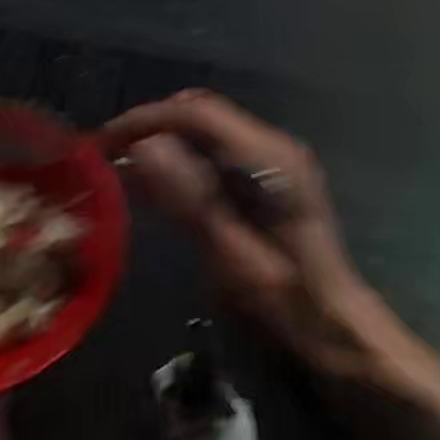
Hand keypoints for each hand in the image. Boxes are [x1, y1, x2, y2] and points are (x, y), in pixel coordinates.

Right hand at [100, 90, 392, 377]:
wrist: (335, 325)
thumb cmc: (289, 299)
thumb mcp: (235, 256)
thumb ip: (193, 200)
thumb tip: (144, 147)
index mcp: (271, 158)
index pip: (199, 114)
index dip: (147, 120)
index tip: (104, 141)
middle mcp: (272, 146)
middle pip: (200, 114)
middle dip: (150, 126)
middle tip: (105, 154)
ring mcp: (269, 159)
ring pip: (202, 130)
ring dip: (160, 141)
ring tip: (117, 165)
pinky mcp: (261, 176)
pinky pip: (210, 154)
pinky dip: (177, 162)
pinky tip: (149, 185)